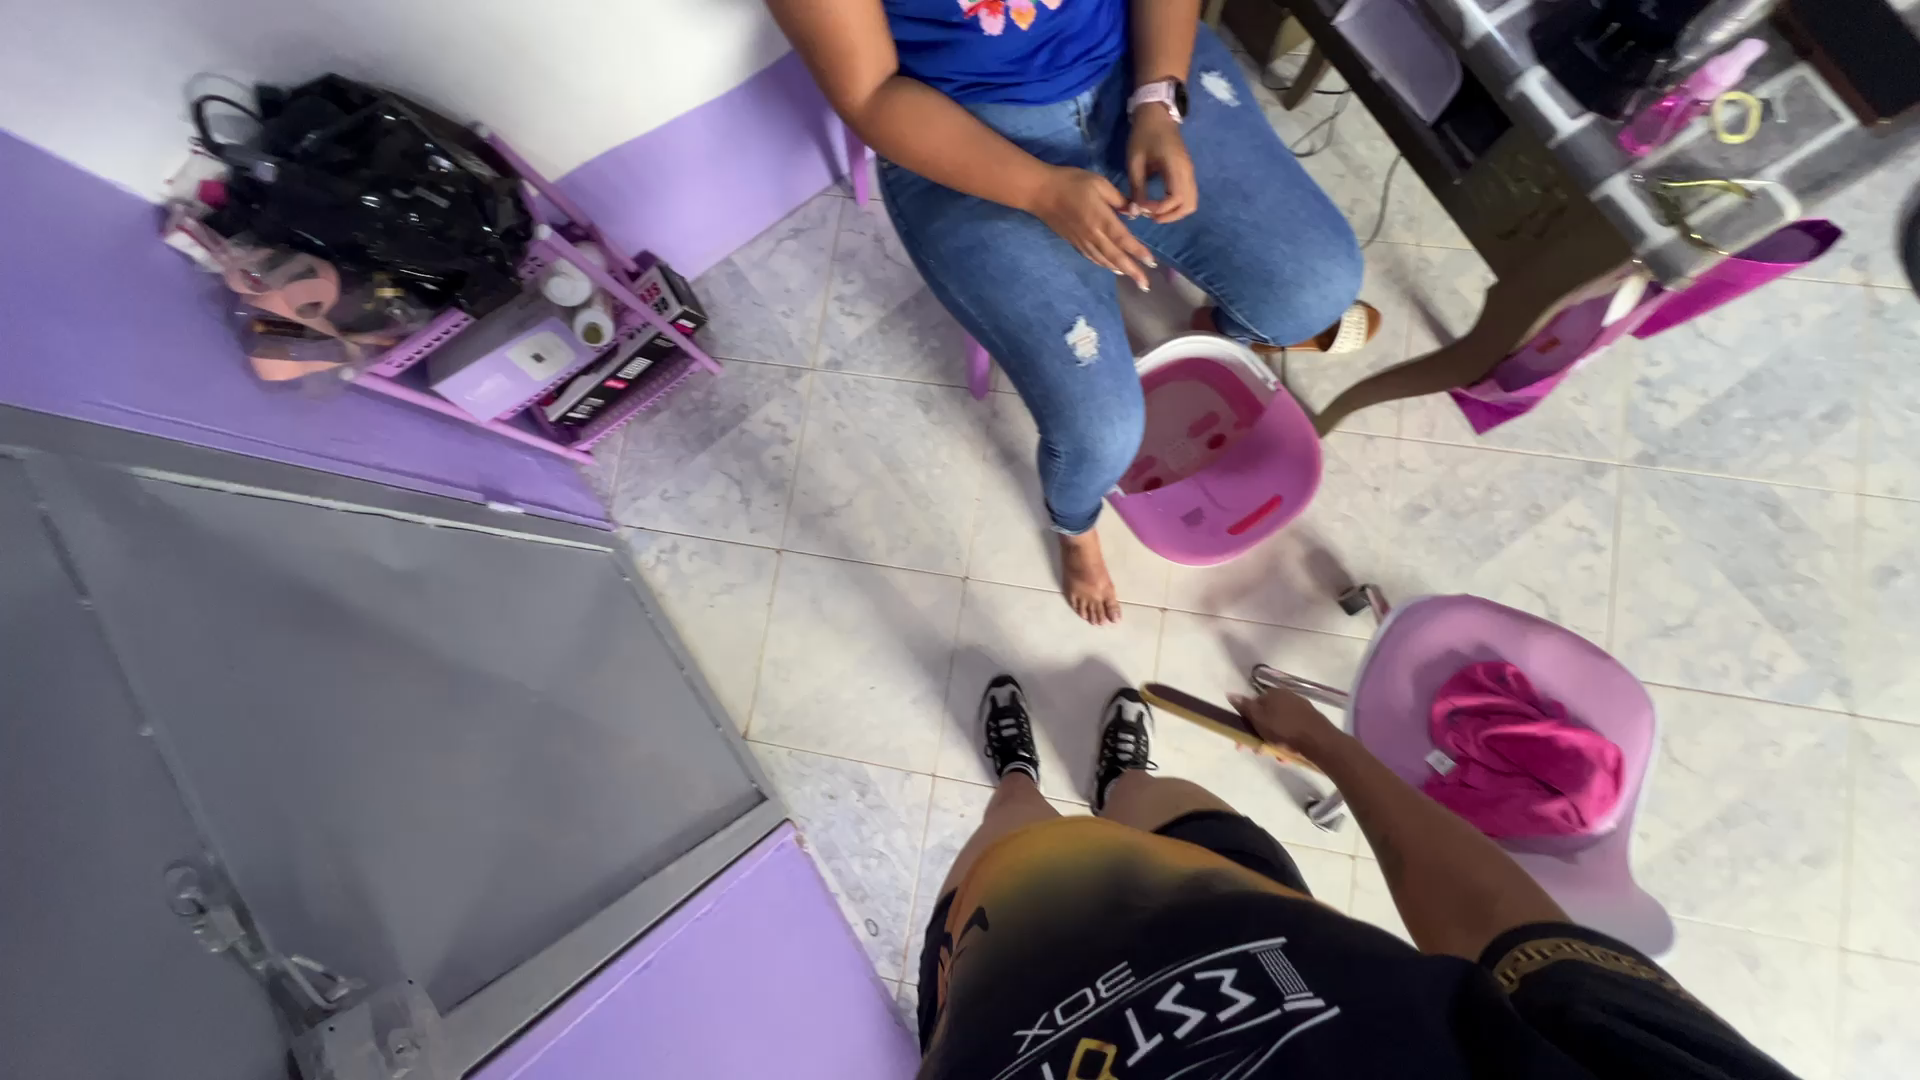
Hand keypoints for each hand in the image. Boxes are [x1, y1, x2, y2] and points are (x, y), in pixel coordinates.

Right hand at [1024, 165, 1157, 291]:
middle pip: (1116, 257)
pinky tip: (1110, 267)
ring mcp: (1083, 242)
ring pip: (1104, 260)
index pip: (1124, 240)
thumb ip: (1118, 199)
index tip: (1151, 262)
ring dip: (1119, 269)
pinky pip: (1093, 258)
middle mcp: (1093, 236)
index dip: (1138, 252)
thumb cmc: (1072, 183)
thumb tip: (1133, 213)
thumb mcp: (1099, 183)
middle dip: (1132, 271)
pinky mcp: (1074, 243)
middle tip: (1145, 285)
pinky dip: (1104, 264)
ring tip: (1131, 276)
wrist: (1041, 193)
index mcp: (1102, 219)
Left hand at [1126, 106, 1197, 223]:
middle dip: (1170, 216)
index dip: (1161, 210)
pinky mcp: (1186, 172)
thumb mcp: (1135, 161)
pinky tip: (1159, 203)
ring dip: (1173, 212)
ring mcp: (1189, 172)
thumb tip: (1135, 212)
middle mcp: (1187, 171)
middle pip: (1189, 205)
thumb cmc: (1144, 135)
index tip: (1143, 207)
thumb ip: (1136, 188)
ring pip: (1190, 202)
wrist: (1156, 114)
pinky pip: (1187, 195)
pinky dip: (1175, 205)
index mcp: (1176, 166)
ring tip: (1154, 211)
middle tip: (1150, 215)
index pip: (1177, 199)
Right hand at [1228, 688, 1343, 763]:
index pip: (1254, 705)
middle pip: (1268, 716)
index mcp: (1273, 693)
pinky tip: (1289, 753)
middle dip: (1262, 734)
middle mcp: (1287, 696)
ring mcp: (1301, 708)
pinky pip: (1294, 730)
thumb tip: (1230, 693)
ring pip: (1281, 725)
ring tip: (1278, 756)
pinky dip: (1288, 741)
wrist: (1320, 741)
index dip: (1247, 722)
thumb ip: (1244, 707)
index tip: (1244, 740)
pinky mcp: (1312, 720)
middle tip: (1261, 751)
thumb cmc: (1284, 729)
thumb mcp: (1258, 718)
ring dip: (1275, 741)